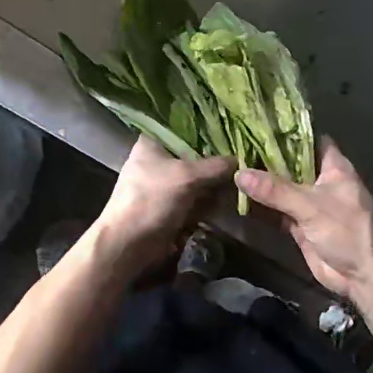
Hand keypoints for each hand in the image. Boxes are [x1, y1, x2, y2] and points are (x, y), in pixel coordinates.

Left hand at [92, 137, 235, 270]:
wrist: (129, 244)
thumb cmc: (152, 199)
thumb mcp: (188, 175)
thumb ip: (216, 165)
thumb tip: (241, 160)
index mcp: (153, 143)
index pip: (186, 129)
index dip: (209, 131)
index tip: (234, 135)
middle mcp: (159, 160)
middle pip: (196, 156)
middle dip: (218, 163)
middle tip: (243, 163)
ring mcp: (165, 185)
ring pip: (199, 179)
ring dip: (217, 185)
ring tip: (241, 184)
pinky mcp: (172, 206)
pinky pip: (197, 198)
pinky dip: (210, 201)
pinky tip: (230, 200)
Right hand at [235, 140, 372, 301]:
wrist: (362, 276)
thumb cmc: (347, 231)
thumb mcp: (311, 206)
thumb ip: (276, 190)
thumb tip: (240, 173)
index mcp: (334, 168)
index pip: (310, 139)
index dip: (287, 131)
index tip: (257, 123)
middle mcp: (321, 182)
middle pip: (291, 164)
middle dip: (266, 156)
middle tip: (232, 143)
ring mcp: (309, 204)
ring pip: (281, 188)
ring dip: (260, 182)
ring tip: (227, 164)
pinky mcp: (300, 225)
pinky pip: (277, 211)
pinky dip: (260, 206)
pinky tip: (235, 196)